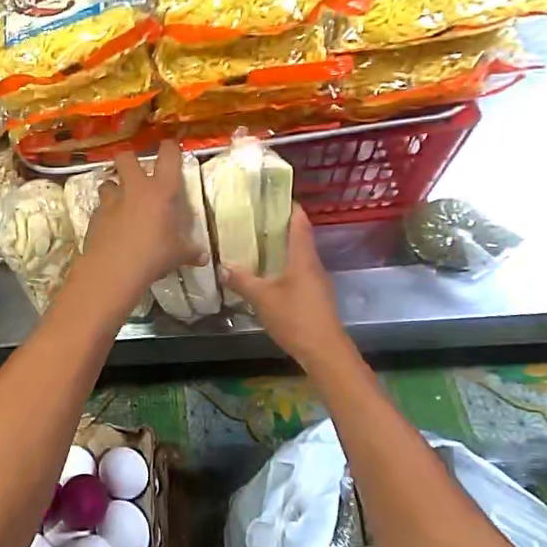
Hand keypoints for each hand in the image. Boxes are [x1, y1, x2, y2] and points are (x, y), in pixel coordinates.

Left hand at [73, 141, 205, 302]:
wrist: (113, 269)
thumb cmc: (153, 255)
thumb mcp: (177, 255)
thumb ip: (190, 252)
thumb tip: (203, 258)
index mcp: (161, 190)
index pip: (168, 155)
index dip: (170, 149)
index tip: (170, 149)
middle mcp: (135, 188)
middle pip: (126, 157)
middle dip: (130, 160)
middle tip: (136, 173)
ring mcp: (111, 200)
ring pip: (107, 181)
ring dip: (113, 187)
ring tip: (120, 201)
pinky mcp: (95, 215)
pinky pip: (100, 206)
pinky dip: (105, 212)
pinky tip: (110, 226)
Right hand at [219, 205, 348, 364]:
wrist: (324, 351)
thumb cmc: (295, 317)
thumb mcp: (262, 298)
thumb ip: (242, 280)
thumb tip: (222, 266)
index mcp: (303, 257)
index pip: (299, 222)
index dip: (289, 206)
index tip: (273, 195)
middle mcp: (313, 264)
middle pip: (298, 238)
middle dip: (279, 227)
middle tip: (254, 220)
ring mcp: (316, 282)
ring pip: (297, 257)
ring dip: (280, 249)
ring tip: (255, 245)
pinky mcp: (315, 297)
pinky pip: (298, 274)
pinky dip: (283, 268)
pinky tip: (267, 276)